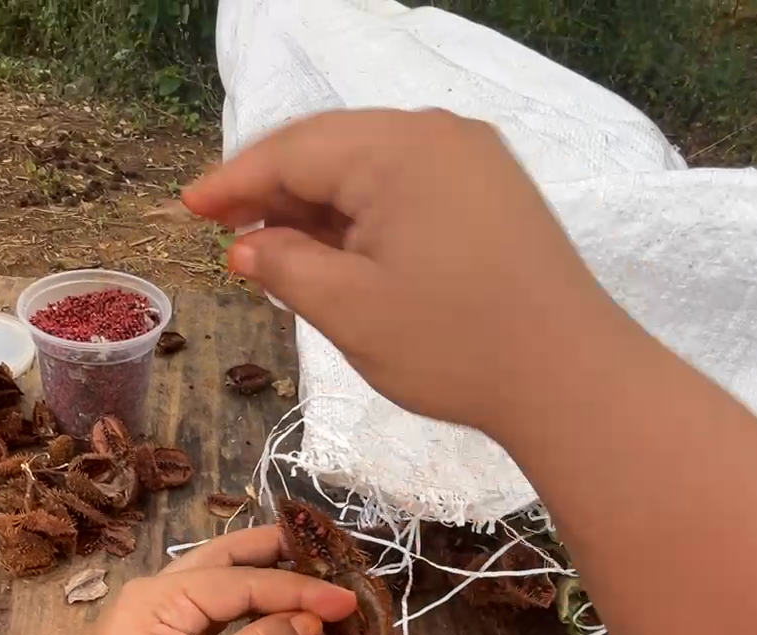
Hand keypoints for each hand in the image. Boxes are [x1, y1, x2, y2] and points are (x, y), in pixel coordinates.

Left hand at [36, 526, 357, 634]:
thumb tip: (313, 620)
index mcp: (158, 598)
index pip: (242, 580)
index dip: (299, 588)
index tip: (350, 598)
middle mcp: (154, 601)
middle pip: (224, 565)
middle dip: (275, 556)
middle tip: (327, 552)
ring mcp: (157, 630)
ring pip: (220, 593)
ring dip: (265, 586)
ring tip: (312, 579)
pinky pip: (216, 625)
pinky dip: (251, 621)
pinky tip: (281, 626)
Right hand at [182, 108, 629, 432]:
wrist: (568, 376)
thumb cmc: (450, 345)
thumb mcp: (349, 310)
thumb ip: (286, 267)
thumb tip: (245, 245)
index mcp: (397, 151)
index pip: (294, 151)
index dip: (234, 180)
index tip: (188, 206)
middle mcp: (436, 136)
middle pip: (330, 149)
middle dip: (271, 188)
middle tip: (222, 226)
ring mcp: (470, 161)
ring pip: (367, 169)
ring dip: (314, 205)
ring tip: (270, 244)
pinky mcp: (488, 194)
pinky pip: (402, 188)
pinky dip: (358, 215)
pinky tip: (333, 247)